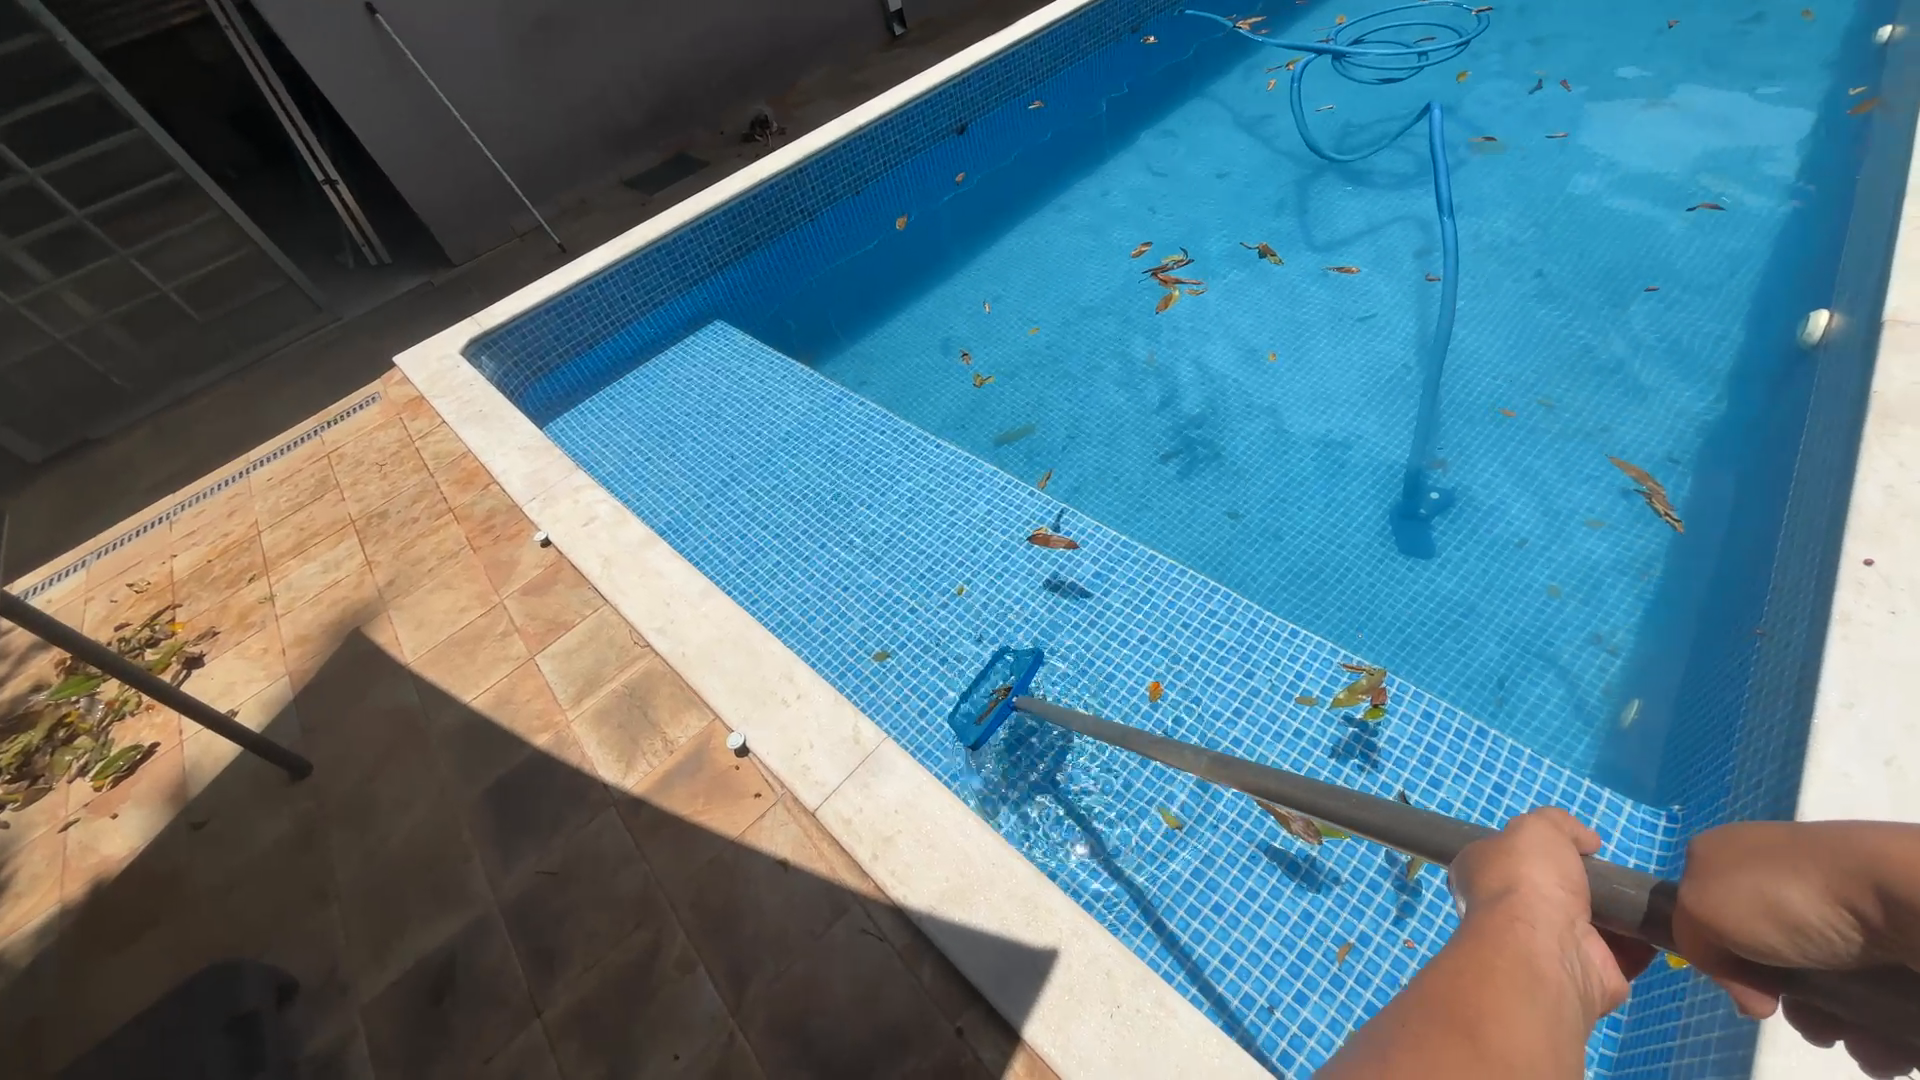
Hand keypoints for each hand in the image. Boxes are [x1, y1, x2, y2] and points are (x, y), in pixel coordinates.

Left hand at [1449, 808, 1653, 1023]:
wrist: (1548, 945)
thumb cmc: (1527, 876)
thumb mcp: (1535, 828)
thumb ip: (1557, 823)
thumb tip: (1586, 840)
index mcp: (1478, 871)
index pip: (1501, 855)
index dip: (1528, 847)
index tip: (1563, 844)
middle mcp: (1505, 908)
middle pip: (1546, 889)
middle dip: (1576, 882)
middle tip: (1604, 872)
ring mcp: (1546, 943)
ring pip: (1585, 921)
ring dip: (1611, 911)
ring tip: (1633, 895)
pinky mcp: (1588, 970)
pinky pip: (1621, 951)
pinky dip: (1640, 940)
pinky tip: (1657, 923)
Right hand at [1673, 821, 1919, 1078]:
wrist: (1900, 894)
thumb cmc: (1780, 895)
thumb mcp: (1700, 911)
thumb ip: (1694, 945)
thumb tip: (1746, 987)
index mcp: (1726, 855)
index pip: (1707, 904)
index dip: (1715, 948)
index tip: (1736, 979)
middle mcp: (1779, 874)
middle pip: (1767, 948)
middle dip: (1782, 995)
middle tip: (1796, 1014)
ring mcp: (1841, 904)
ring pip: (1826, 977)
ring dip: (1830, 1018)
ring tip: (1845, 1035)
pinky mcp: (1893, 935)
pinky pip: (1875, 991)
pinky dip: (1874, 1025)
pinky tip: (1876, 1038)